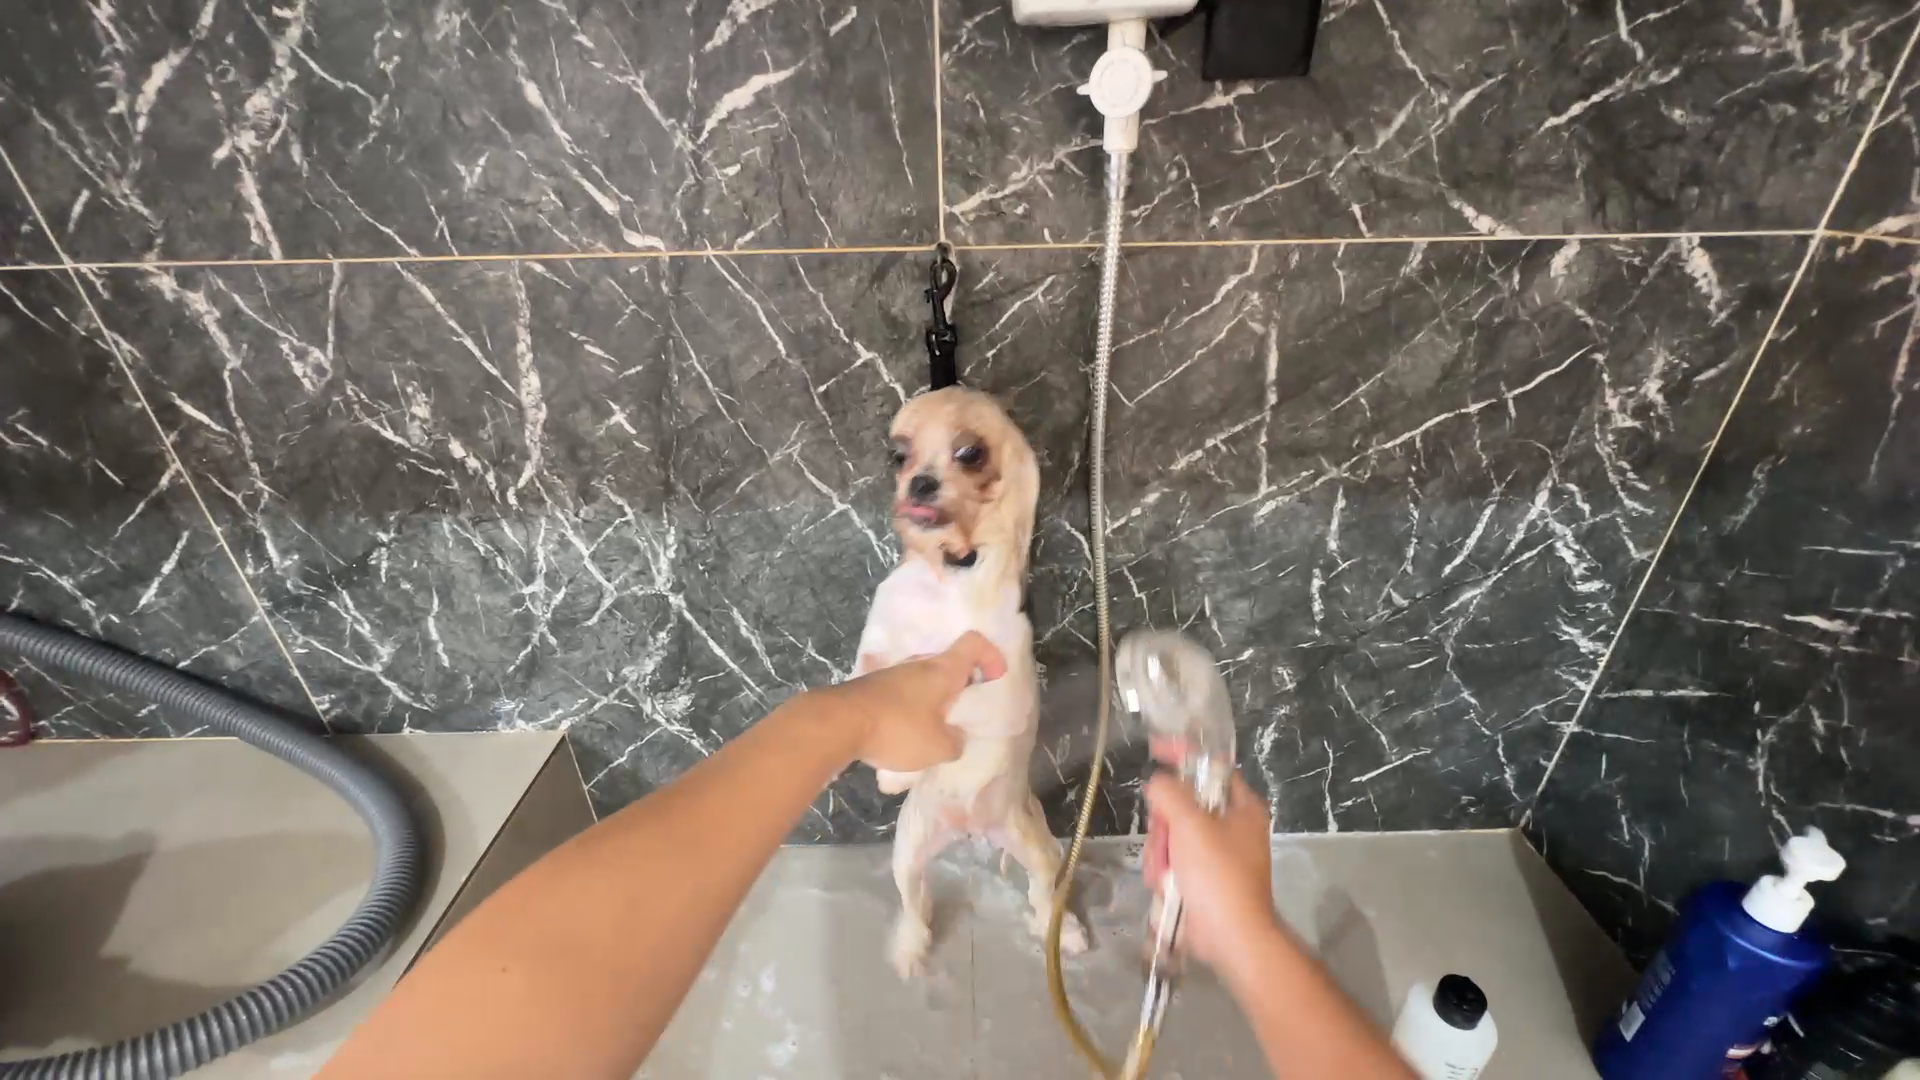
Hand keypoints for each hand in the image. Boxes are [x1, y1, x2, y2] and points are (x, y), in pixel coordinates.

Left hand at [813, 631, 1006, 773]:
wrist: (837, 722)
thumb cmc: (897, 728)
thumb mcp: (938, 747)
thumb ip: (955, 742)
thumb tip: (955, 738)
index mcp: (943, 670)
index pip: (974, 643)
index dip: (991, 656)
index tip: (995, 679)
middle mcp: (920, 664)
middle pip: (949, 662)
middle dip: (962, 685)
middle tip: (964, 714)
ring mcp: (894, 674)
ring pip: (924, 679)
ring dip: (934, 699)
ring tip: (934, 730)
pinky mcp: (873, 687)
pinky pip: (903, 692)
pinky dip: (911, 708)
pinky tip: (904, 735)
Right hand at [1142, 740, 1277, 974]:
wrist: (1232, 940)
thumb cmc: (1217, 874)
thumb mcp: (1190, 823)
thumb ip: (1169, 791)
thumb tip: (1157, 783)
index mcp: (1242, 806)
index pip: (1210, 764)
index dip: (1182, 752)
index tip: (1154, 748)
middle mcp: (1233, 826)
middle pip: (1183, 802)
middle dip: (1164, 821)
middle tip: (1161, 836)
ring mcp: (1218, 853)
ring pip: (1174, 832)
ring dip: (1160, 850)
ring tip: (1162, 871)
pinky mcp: (1204, 877)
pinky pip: (1175, 858)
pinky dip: (1165, 869)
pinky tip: (1164, 884)